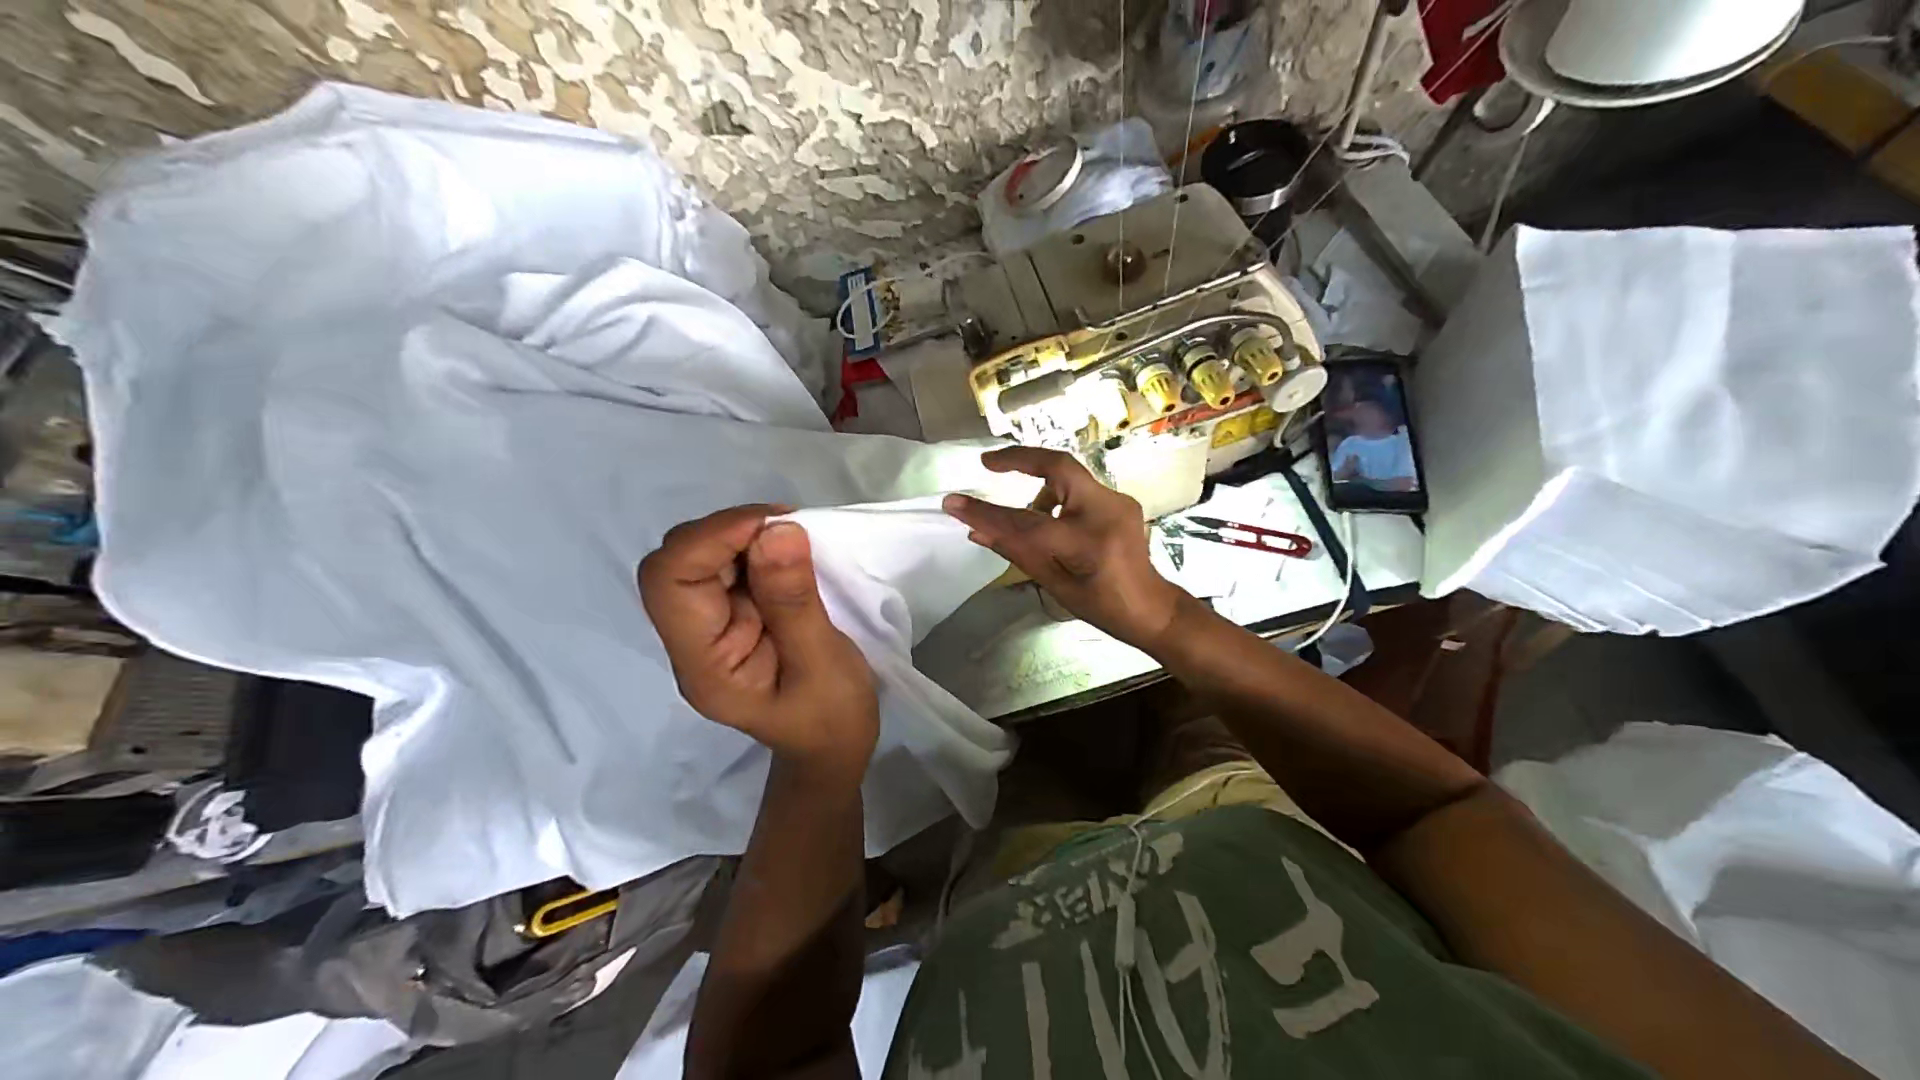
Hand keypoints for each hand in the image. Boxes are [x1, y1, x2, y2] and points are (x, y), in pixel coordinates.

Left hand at [638, 507, 878, 781]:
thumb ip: (794, 602)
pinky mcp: (730, 617)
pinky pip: (727, 567)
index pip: (670, 582)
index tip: (772, 523)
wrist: (832, 749)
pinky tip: (789, 551)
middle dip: (728, 532)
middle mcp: (693, 641)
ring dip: (744, 535)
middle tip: (790, 526)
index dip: (710, 539)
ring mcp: (709, 627)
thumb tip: (776, 530)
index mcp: (704, 664)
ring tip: (795, 537)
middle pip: (676, 563)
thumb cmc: (831, 720)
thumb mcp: (823, 664)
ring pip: (699, 557)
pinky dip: (756, 547)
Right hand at [943, 447, 1188, 651]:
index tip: (954, 503)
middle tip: (988, 461)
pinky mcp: (1119, 500)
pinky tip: (1049, 521)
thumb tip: (976, 530)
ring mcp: (1117, 501)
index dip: (987, 513)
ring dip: (1039, 486)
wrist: (1152, 607)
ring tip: (1023, 516)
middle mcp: (1107, 510)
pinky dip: (1055, 496)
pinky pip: (1078, 488)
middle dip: (1020, 458)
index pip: (1027, 521)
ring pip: (1067, 475)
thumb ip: (1016, 551)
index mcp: (1089, 542)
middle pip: (1059, 466)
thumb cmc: (1102, 607)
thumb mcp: (1055, 585)